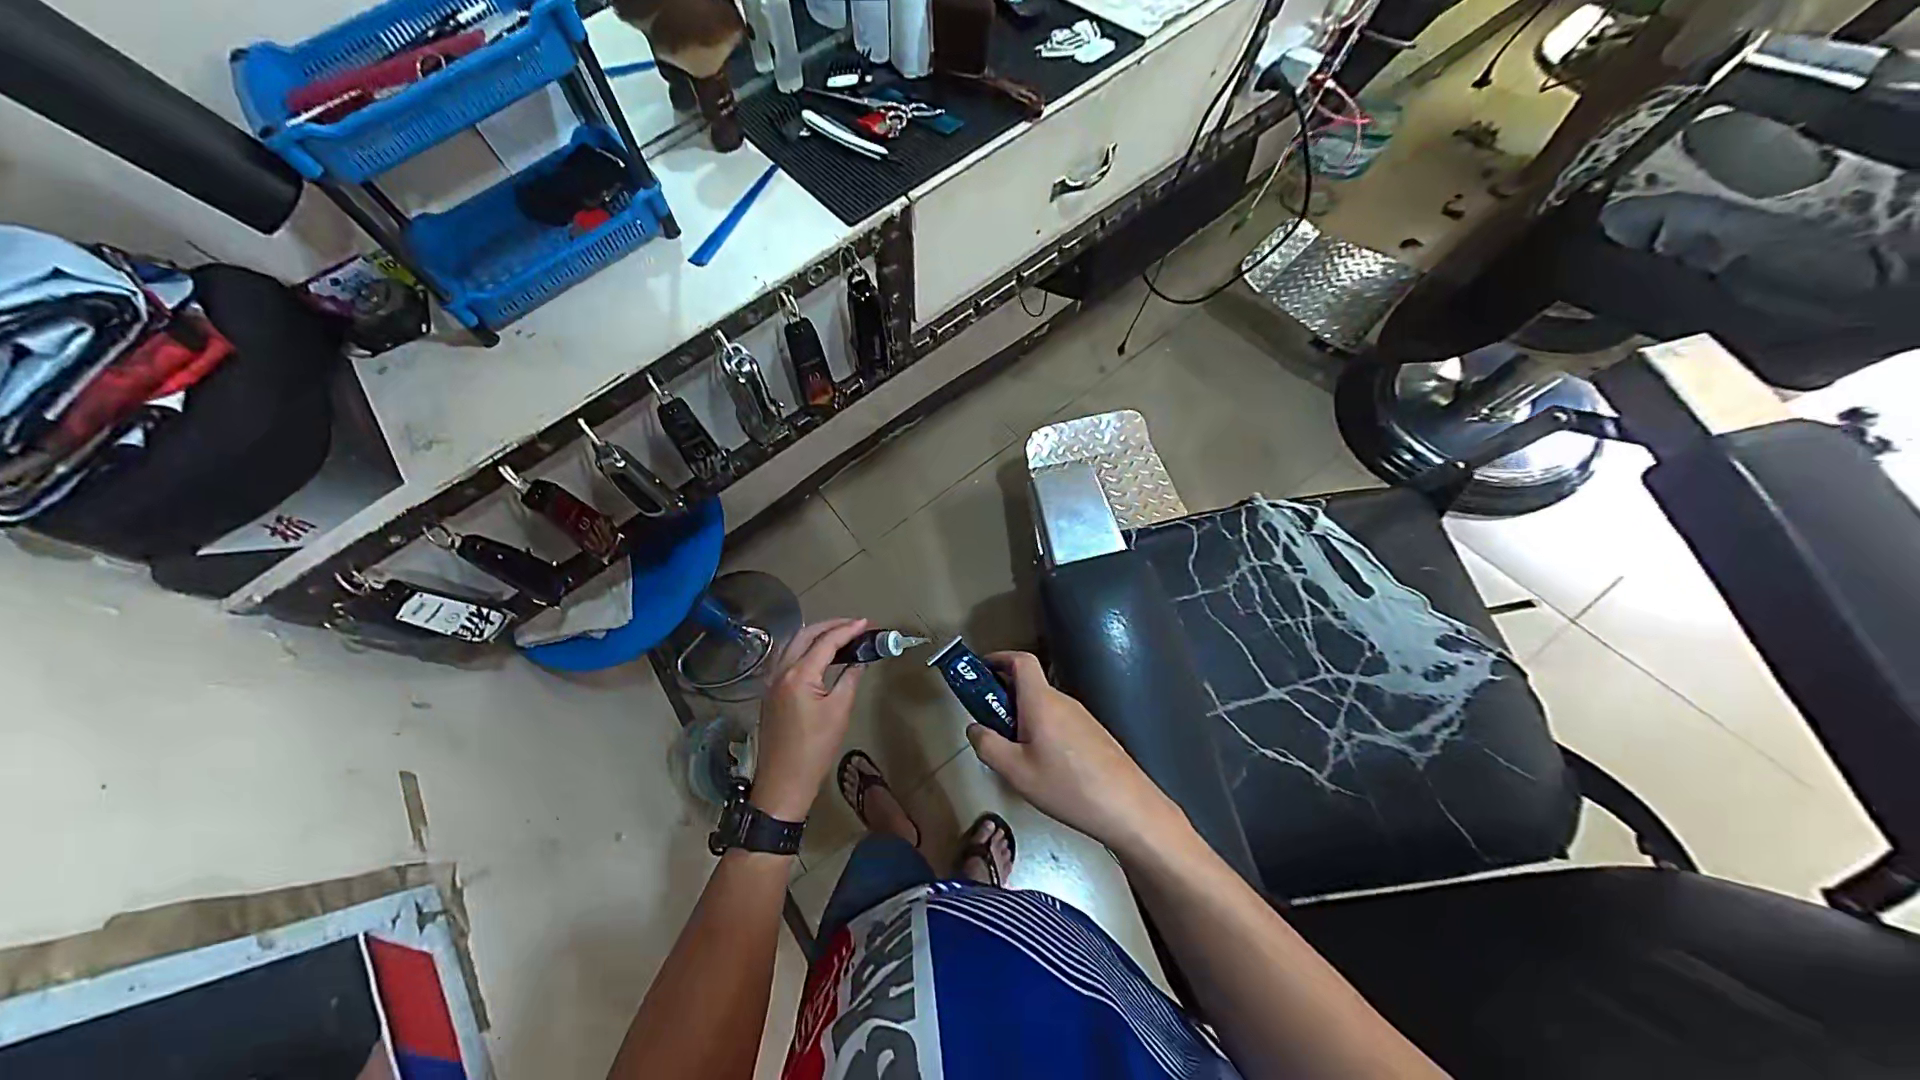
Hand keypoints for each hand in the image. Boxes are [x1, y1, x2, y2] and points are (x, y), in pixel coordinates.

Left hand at [752, 618, 869, 821]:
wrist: (784, 781)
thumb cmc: (815, 748)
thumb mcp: (839, 712)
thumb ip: (850, 679)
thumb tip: (859, 662)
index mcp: (798, 675)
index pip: (825, 642)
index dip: (848, 630)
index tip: (866, 623)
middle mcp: (780, 672)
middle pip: (805, 636)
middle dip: (830, 626)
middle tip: (854, 625)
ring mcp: (772, 682)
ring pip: (793, 645)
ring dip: (816, 635)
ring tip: (840, 635)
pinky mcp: (771, 692)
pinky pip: (787, 659)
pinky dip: (805, 649)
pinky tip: (820, 655)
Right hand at [968, 651, 1188, 856]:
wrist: (1128, 808)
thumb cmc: (1070, 787)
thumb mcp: (1016, 772)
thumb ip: (987, 745)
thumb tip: (974, 728)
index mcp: (1041, 701)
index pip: (1020, 660)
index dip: (998, 658)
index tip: (980, 672)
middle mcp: (1063, 702)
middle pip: (1029, 685)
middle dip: (1004, 699)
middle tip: (989, 726)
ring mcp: (1082, 717)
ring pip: (1043, 707)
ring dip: (1022, 719)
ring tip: (1015, 756)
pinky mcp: (1093, 735)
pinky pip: (1059, 723)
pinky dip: (1042, 732)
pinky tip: (1043, 768)